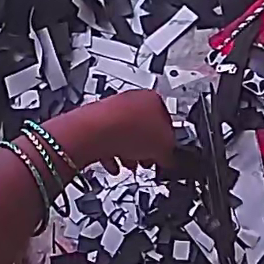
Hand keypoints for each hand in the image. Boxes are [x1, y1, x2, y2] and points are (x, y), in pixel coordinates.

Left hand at [46, 90, 175, 170]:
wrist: (96, 132)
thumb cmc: (128, 130)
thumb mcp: (163, 149)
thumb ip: (170, 154)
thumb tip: (169, 160)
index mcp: (153, 99)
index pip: (167, 122)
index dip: (167, 144)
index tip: (165, 157)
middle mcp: (132, 99)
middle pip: (144, 129)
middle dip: (146, 149)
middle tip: (148, 162)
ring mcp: (111, 110)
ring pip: (124, 135)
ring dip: (129, 152)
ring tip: (130, 164)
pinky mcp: (94, 122)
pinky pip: (107, 140)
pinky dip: (111, 153)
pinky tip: (113, 164)